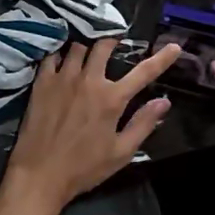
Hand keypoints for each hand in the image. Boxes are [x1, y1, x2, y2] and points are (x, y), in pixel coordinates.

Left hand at [1, 38, 177, 214]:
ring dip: (86, 46)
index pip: (143, 72)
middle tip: (115, 43)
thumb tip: (164, 102)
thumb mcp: (121, 152)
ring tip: (88, 51)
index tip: (175, 47)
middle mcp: (89, 80)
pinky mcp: (42, 82)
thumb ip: (143, 124)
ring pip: (77, 46)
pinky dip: (59, 52)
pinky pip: (52, 55)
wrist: (40, 174)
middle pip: (103, 46)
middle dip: (112, 41)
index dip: (161, 58)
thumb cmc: (84, 167)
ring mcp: (63, 78)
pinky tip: (61, 58)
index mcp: (112, 98)